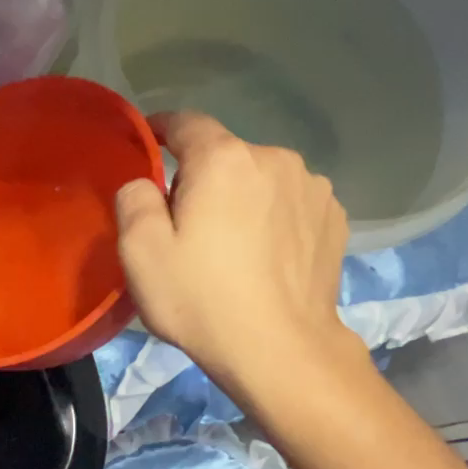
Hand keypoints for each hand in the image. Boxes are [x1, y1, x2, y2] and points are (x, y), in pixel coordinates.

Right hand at [114, 111, 359, 386]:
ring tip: (226, 245)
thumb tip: (143, 183)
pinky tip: (260, 257)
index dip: (162, 127)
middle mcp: (275, 158)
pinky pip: (289, 205)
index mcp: (223, 160)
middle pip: (226, 156)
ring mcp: (313, 188)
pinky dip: (270, 219)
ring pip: (260, 180)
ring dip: (240, 199)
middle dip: (201, 178)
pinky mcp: (334, 219)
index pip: (188, 122)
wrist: (277, 346)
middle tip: (182, 224)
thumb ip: (134, 200)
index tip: (147, 139)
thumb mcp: (139, 251)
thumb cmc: (198, 296)